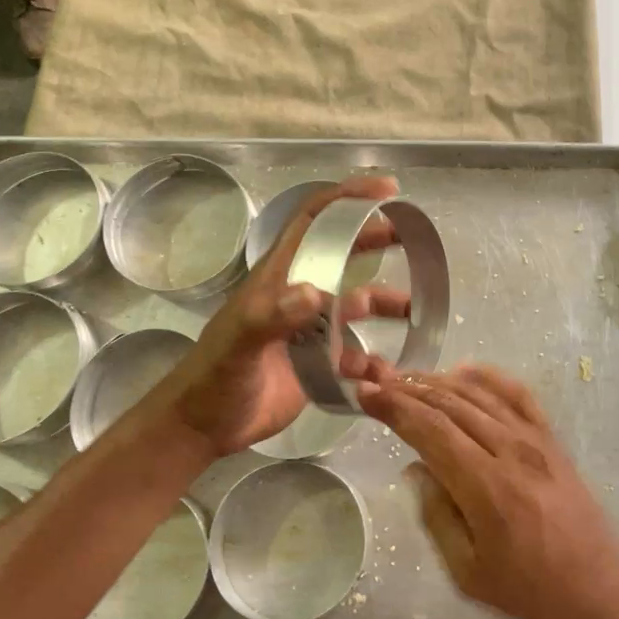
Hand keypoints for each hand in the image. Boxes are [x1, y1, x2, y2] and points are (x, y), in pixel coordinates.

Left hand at [150, 175, 409, 455]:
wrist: (201, 429)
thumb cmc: (214, 380)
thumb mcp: (238, 345)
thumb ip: (272, 316)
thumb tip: (316, 292)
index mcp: (278, 278)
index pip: (312, 222)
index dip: (347, 199)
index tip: (385, 189)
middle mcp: (297, 296)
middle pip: (341, 255)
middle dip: (374, 239)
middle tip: (414, 236)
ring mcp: (309, 330)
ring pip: (356, 306)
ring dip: (386, 305)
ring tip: (416, 311)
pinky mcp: (318, 364)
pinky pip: (356, 355)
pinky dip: (375, 362)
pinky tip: (387, 374)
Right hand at [354, 365, 618, 618]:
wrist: (598, 583)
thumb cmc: (529, 588)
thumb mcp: (468, 571)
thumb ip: (437, 516)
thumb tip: (415, 469)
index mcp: (485, 486)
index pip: (431, 431)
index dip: (395, 409)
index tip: (366, 395)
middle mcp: (510, 451)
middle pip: (452, 406)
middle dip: (409, 389)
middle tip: (377, 381)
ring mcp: (535, 441)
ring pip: (481, 396)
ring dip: (441, 381)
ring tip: (408, 377)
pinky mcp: (551, 440)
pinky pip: (519, 396)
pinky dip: (490, 378)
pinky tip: (466, 371)